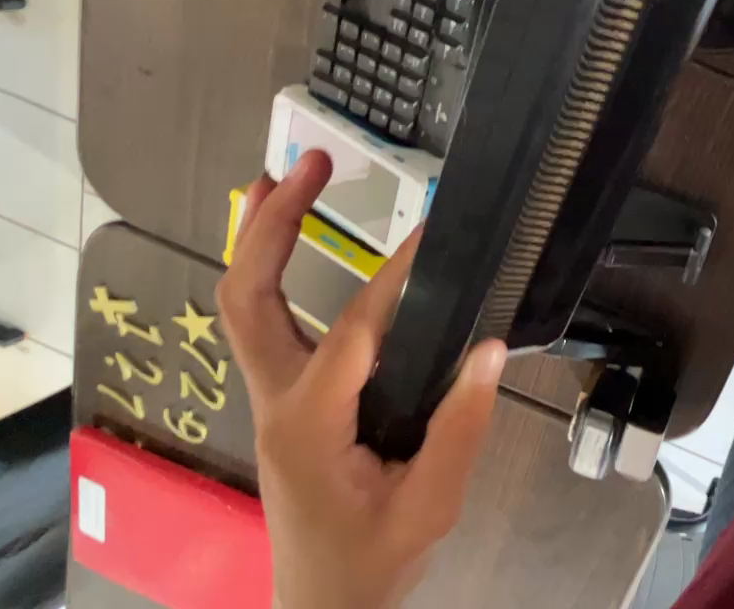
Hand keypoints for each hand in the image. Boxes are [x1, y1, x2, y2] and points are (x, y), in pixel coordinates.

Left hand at [217, 150, 507, 608]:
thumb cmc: (373, 565)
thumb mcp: (429, 506)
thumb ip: (460, 428)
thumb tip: (489, 347)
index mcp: (311, 425)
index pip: (354, 330)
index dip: (394, 275)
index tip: (432, 229)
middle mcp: (279, 402)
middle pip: (248, 300)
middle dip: (271, 227)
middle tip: (308, 167)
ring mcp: (275, 401)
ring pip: (245, 308)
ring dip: (261, 240)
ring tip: (286, 181)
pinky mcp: (287, 403)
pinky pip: (269, 325)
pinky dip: (273, 271)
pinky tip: (294, 244)